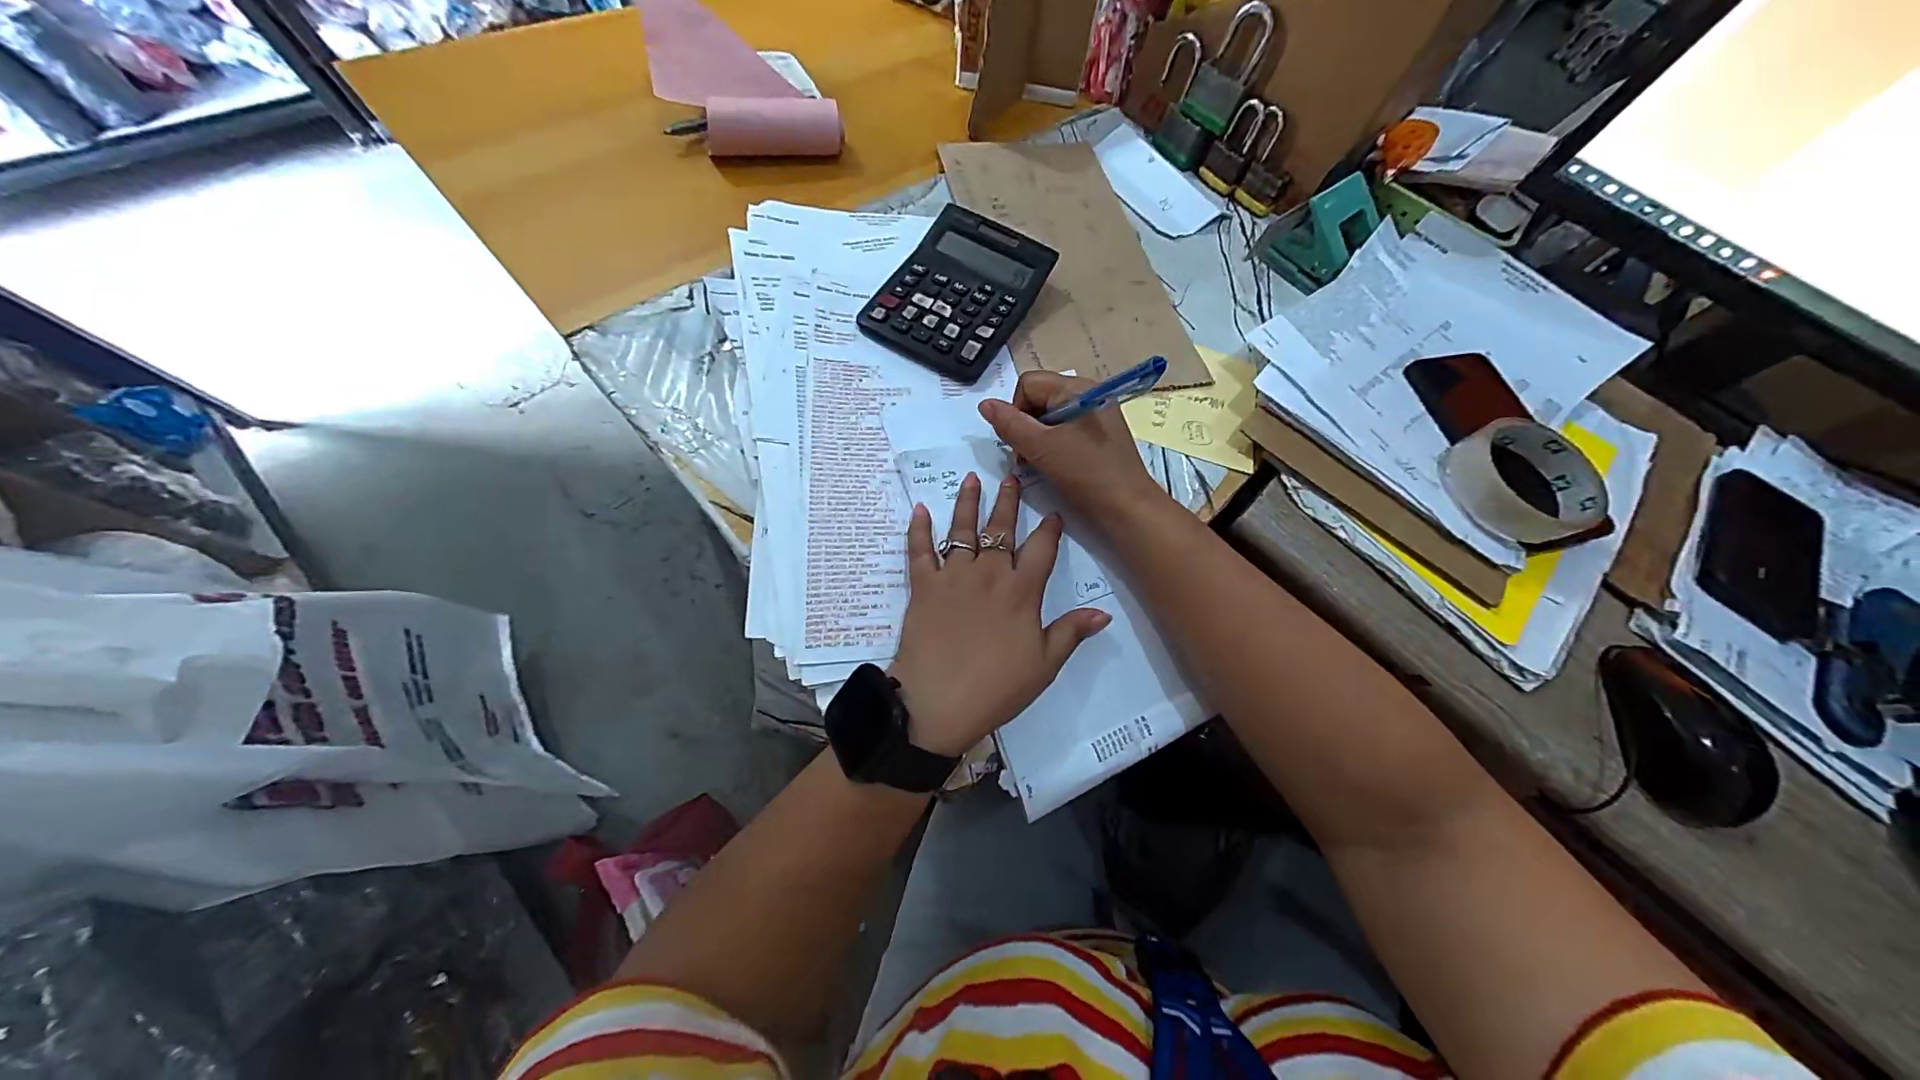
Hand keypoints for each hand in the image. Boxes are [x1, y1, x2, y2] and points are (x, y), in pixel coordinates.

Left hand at [889, 472, 1110, 756]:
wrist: (939, 702)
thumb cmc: (997, 688)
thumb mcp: (1044, 665)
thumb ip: (1071, 633)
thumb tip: (1103, 613)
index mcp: (1021, 592)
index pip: (1041, 550)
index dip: (1049, 529)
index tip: (1053, 513)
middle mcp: (989, 574)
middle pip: (1001, 529)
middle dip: (1008, 501)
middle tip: (1011, 476)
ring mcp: (953, 577)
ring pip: (962, 530)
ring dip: (968, 503)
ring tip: (971, 479)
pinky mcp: (923, 587)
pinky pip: (919, 551)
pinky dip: (918, 529)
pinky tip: (920, 510)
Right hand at [978, 371, 1167, 526]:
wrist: (1127, 507)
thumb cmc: (1085, 474)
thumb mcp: (1040, 448)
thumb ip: (1009, 424)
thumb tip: (985, 404)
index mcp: (1077, 388)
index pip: (1028, 384)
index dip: (1016, 411)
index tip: (1020, 442)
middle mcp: (1088, 393)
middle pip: (1039, 398)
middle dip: (1025, 426)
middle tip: (1028, 456)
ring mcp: (1096, 414)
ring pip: (1050, 417)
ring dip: (1037, 439)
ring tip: (1040, 464)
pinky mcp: (1099, 434)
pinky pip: (1065, 430)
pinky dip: (1053, 445)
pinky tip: (1055, 466)